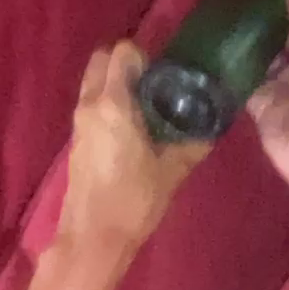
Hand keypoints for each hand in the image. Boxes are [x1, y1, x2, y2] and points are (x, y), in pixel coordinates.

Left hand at [57, 41, 211, 254]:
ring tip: (148, 105)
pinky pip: (91, 103)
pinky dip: (109, 102)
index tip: (165, 73)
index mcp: (113, 104)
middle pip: (102, 60)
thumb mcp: (172, 171)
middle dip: (127, 62)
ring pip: (94, 81)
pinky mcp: (77, 139)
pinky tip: (134, 127)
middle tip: (155, 83)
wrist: (93, 237)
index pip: (122, 52)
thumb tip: (211, 127)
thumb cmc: (134, 200)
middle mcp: (90, 104)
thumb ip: (193, 143)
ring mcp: (79, 122)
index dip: (144, 55)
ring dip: (116, 82)